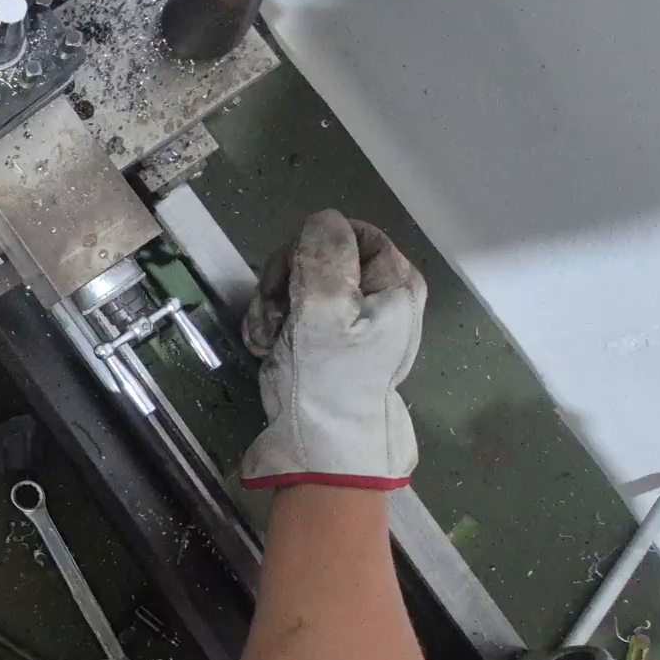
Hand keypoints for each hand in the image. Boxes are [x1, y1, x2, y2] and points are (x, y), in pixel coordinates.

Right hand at [239, 209, 426, 490]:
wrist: (317, 440)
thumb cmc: (328, 377)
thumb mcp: (324, 312)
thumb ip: (322, 259)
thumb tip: (321, 219)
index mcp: (392, 283)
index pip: (348, 233)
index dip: (311, 247)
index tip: (290, 275)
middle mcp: (371, 296)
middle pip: (314, 259)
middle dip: (281, 284)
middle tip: (275, 313)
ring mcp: (342, 320)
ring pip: (291, 289)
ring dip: (268, 310)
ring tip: (270, 340)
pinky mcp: (315, 341)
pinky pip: (283, 316)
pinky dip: (267, 330)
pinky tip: (267, 349)